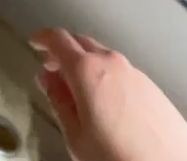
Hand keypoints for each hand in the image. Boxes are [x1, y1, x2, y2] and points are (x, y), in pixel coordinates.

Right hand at [31, 29, 186, 160]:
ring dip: (85, 63)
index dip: (43, 38)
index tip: (34, 42)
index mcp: (87, 70)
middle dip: (63, 51)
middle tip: (51, 69)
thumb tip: (48, 79)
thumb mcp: (78, 138)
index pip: (58, 40)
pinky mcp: (152, 87)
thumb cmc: (118, 159)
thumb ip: (60, 103)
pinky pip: (121, 71)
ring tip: (77, 89)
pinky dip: (105, 75)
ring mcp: (135, 72)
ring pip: (102, 56)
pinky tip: (106, 101)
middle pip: (80, 43)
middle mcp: (111, 61)